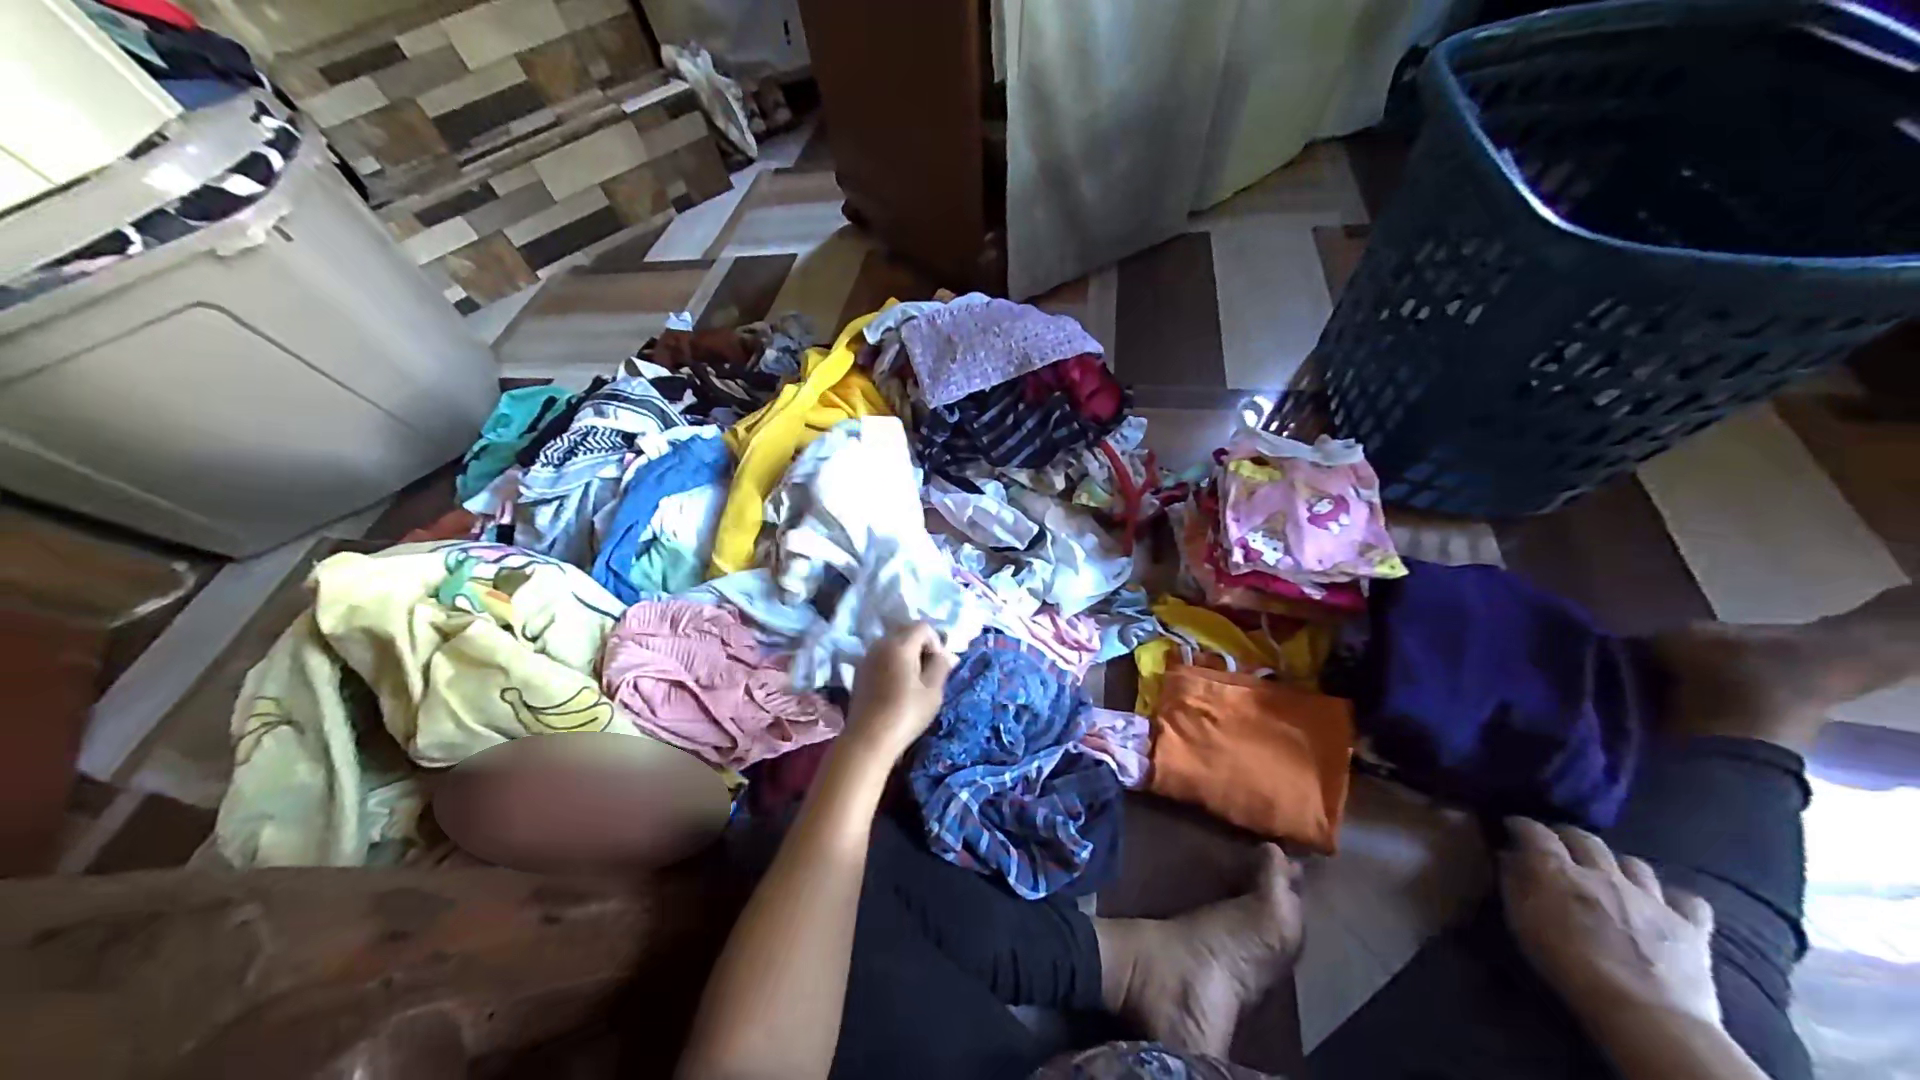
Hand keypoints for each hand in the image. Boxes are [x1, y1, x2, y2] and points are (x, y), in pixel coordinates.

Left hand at [843, 624, 954, 763]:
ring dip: (906, 654)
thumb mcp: (932, 691)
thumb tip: (948, 654)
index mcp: (900, 645)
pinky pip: (881, 656)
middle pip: (905, 631)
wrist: (869, 739)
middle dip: (921, 645)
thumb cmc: (906, 713)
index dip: (936, 641)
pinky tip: (897, 685)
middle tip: (929, 670)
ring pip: (892, 644)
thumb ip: (941, 666)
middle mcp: (880, 644)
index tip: (939, 664)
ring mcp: (867, 657)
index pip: (923, 627)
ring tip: (914, 679)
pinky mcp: (860, 672)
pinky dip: (893, 663)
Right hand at [1500, 818, 1720, 1031]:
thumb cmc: (1568, 966)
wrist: (1645, 1012)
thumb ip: (1514, 884)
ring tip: (1609, 876)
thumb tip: (1508, 855)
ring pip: (1634, 863)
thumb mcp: (1523, 923)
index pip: (1535, 831)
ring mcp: (1651, 897)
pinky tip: (1664, 905)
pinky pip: (1687, 899)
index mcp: (1560, 871)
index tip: (1512, 826)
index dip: (1522, 825)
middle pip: (1585, 838)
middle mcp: (1604, 873)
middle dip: (1567, 836)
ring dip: (1617, 864)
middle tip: (1557, 846)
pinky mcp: (1690, 925)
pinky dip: (1673, 898)